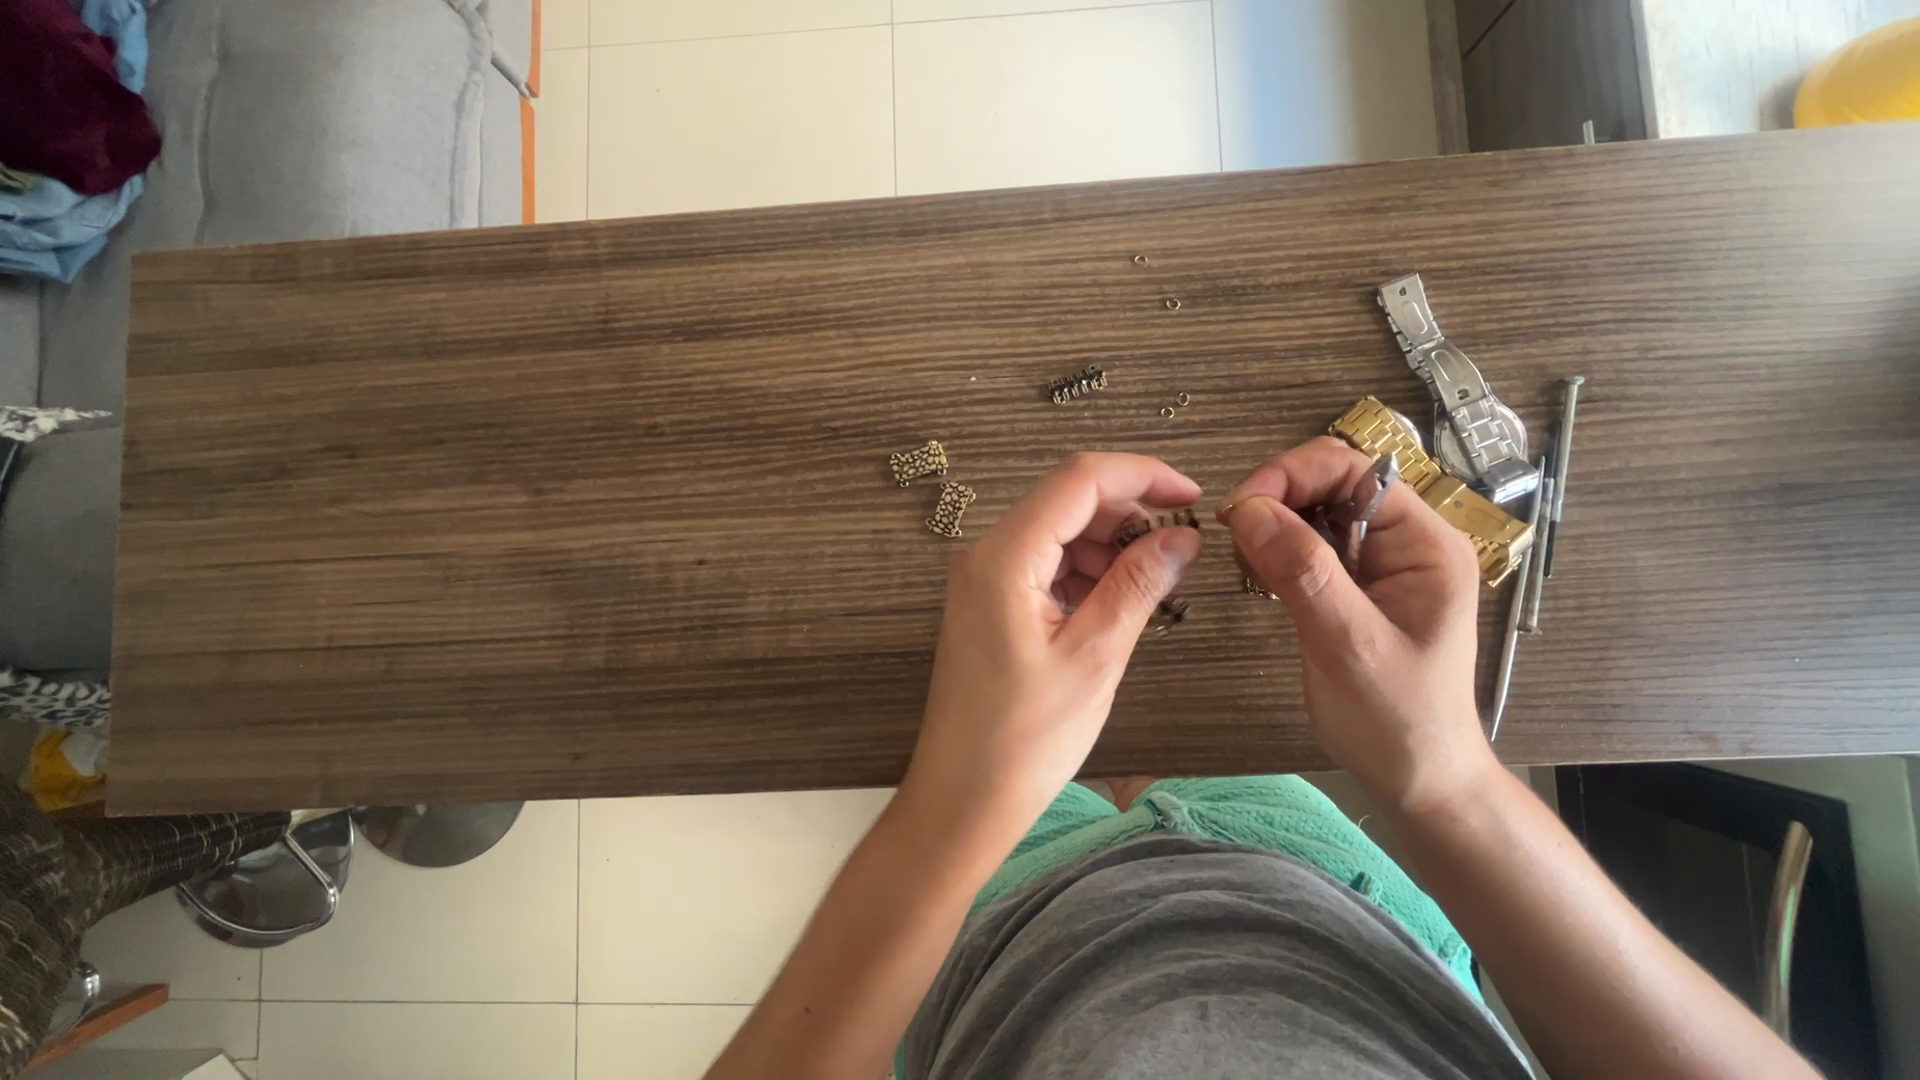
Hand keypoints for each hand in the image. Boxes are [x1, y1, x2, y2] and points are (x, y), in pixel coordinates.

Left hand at [902, 453, 1202, 839]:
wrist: (963, 798)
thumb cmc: (1025, 740)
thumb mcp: (1095, 657)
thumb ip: (1138, 585)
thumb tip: (1182, 536)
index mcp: (1004, 558)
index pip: (1078, 479)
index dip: (1142, 475)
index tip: (1193, 497)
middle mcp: (985, 555)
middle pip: (1066, 501)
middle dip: (1127, 515)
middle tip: (1178, 554)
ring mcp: (983, 579)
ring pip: (1057, 532)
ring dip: (1108, 547)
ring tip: (1152, 588)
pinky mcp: (989, 604)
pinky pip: (1044, 565)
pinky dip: (1084, 573)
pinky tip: (1114, 604)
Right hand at [1218, 436, 1497, 814]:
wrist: (1414, 775)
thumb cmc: (1395, 718)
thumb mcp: (1349, 644)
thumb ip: (1303, 572)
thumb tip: (1247, 510)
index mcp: (1423, 543)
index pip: (1354, 470)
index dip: (1291, 475)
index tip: (1237, 510)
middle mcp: (1402, 540)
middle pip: (1329, 482)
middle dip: (1275, 499)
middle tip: (1235, 539)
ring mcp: (1375, 561)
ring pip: (1309, 510)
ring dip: (1269, 526)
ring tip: (1250, 568)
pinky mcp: (1348, 583)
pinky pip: (1302, 543)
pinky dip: (1271, 550)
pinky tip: (1260, 579)